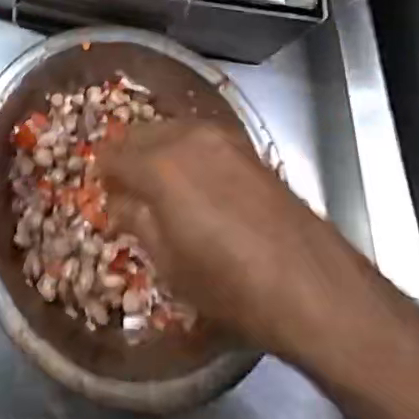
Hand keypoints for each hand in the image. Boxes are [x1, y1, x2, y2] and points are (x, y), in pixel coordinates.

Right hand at [102, 123, 418, 418]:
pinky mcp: (247, 147)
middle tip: (127, 189)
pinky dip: (186, 152)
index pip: (112, 155)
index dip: (104, 174)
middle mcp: (186, 137)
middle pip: (138, 133)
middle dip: (127, 157)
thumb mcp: (167, 263)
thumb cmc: (231, 285)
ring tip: (162, 187)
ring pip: (170, 130)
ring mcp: (221, 137)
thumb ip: (135, 220)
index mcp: (158, 164)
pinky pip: (199, 138)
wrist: (315, 288)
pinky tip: (197, 184)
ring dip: (157, 150)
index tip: (104, 192)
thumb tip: (119, 199)